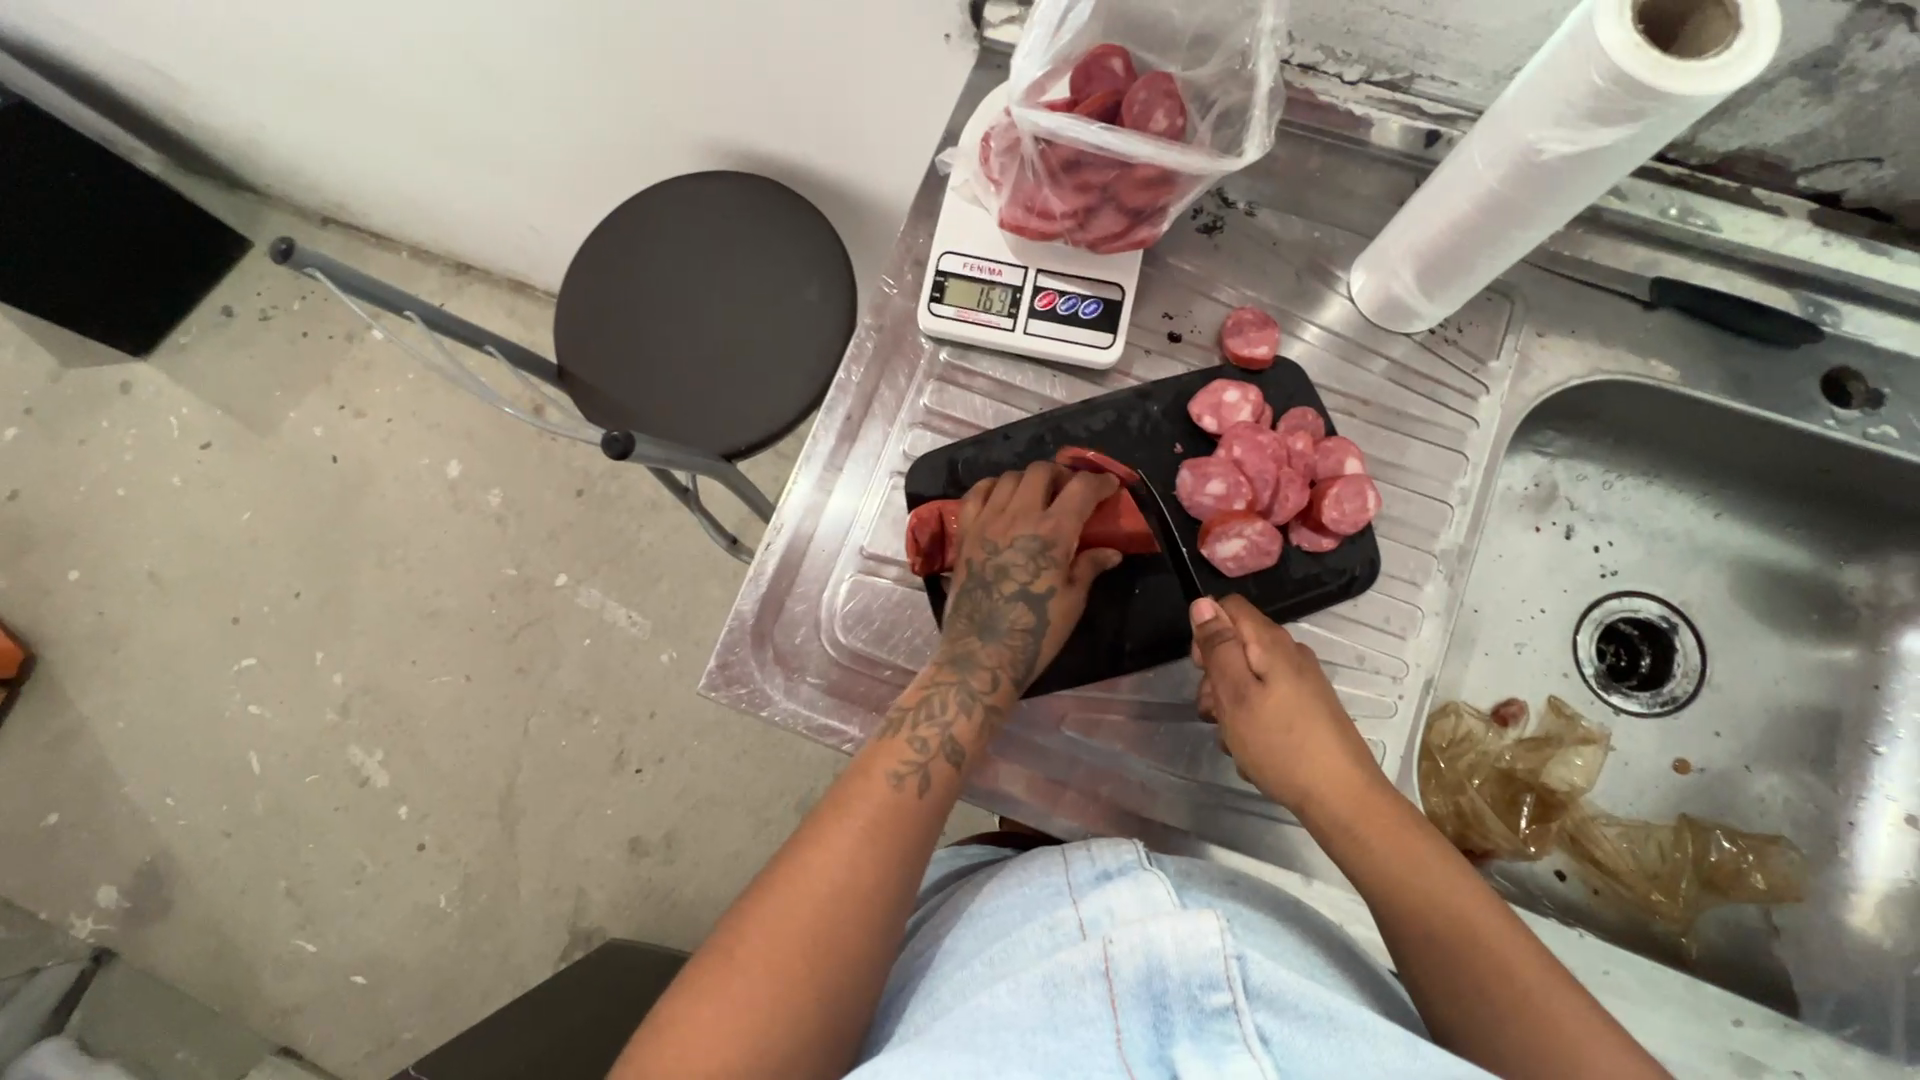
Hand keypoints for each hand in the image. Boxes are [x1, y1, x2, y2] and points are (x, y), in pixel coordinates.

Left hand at [940, 462, 1124, 696]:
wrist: (983, 653)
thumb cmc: (1036, 630)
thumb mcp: (1073, 600)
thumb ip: (1089, 566)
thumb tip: (1110, 551)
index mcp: (1053, 531)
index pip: (1081, 487)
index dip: (1100, 481)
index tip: (1109, 487)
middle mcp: (1018, 516)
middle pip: (1041, 470)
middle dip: (1062, 475)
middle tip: (1071, 492)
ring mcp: (986, 522)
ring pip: (1008, 477)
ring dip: (1028, 480)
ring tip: (1037, 497)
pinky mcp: (964, 534)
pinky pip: (975, 494)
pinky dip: (992, 488)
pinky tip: (1001, 501)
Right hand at [1190, 595, 1382, 813]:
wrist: (1341, 796)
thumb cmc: (1280, 744)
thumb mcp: (1236, 694)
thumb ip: (1217, 646)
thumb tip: (1203, 603)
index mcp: (1271, 643)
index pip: (1228, 607)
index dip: (1206, 632)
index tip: (1203, 670)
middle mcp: (1289, 655)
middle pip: (1236, 646)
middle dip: (1215, 678)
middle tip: (1216, 713)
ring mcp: (1300, 683)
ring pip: (1246, 680)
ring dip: (1230, 707)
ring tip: (1234, 740)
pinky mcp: (1306, 709)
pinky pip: (1264, 704)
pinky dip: (1251, 724)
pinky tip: (1253, 752)